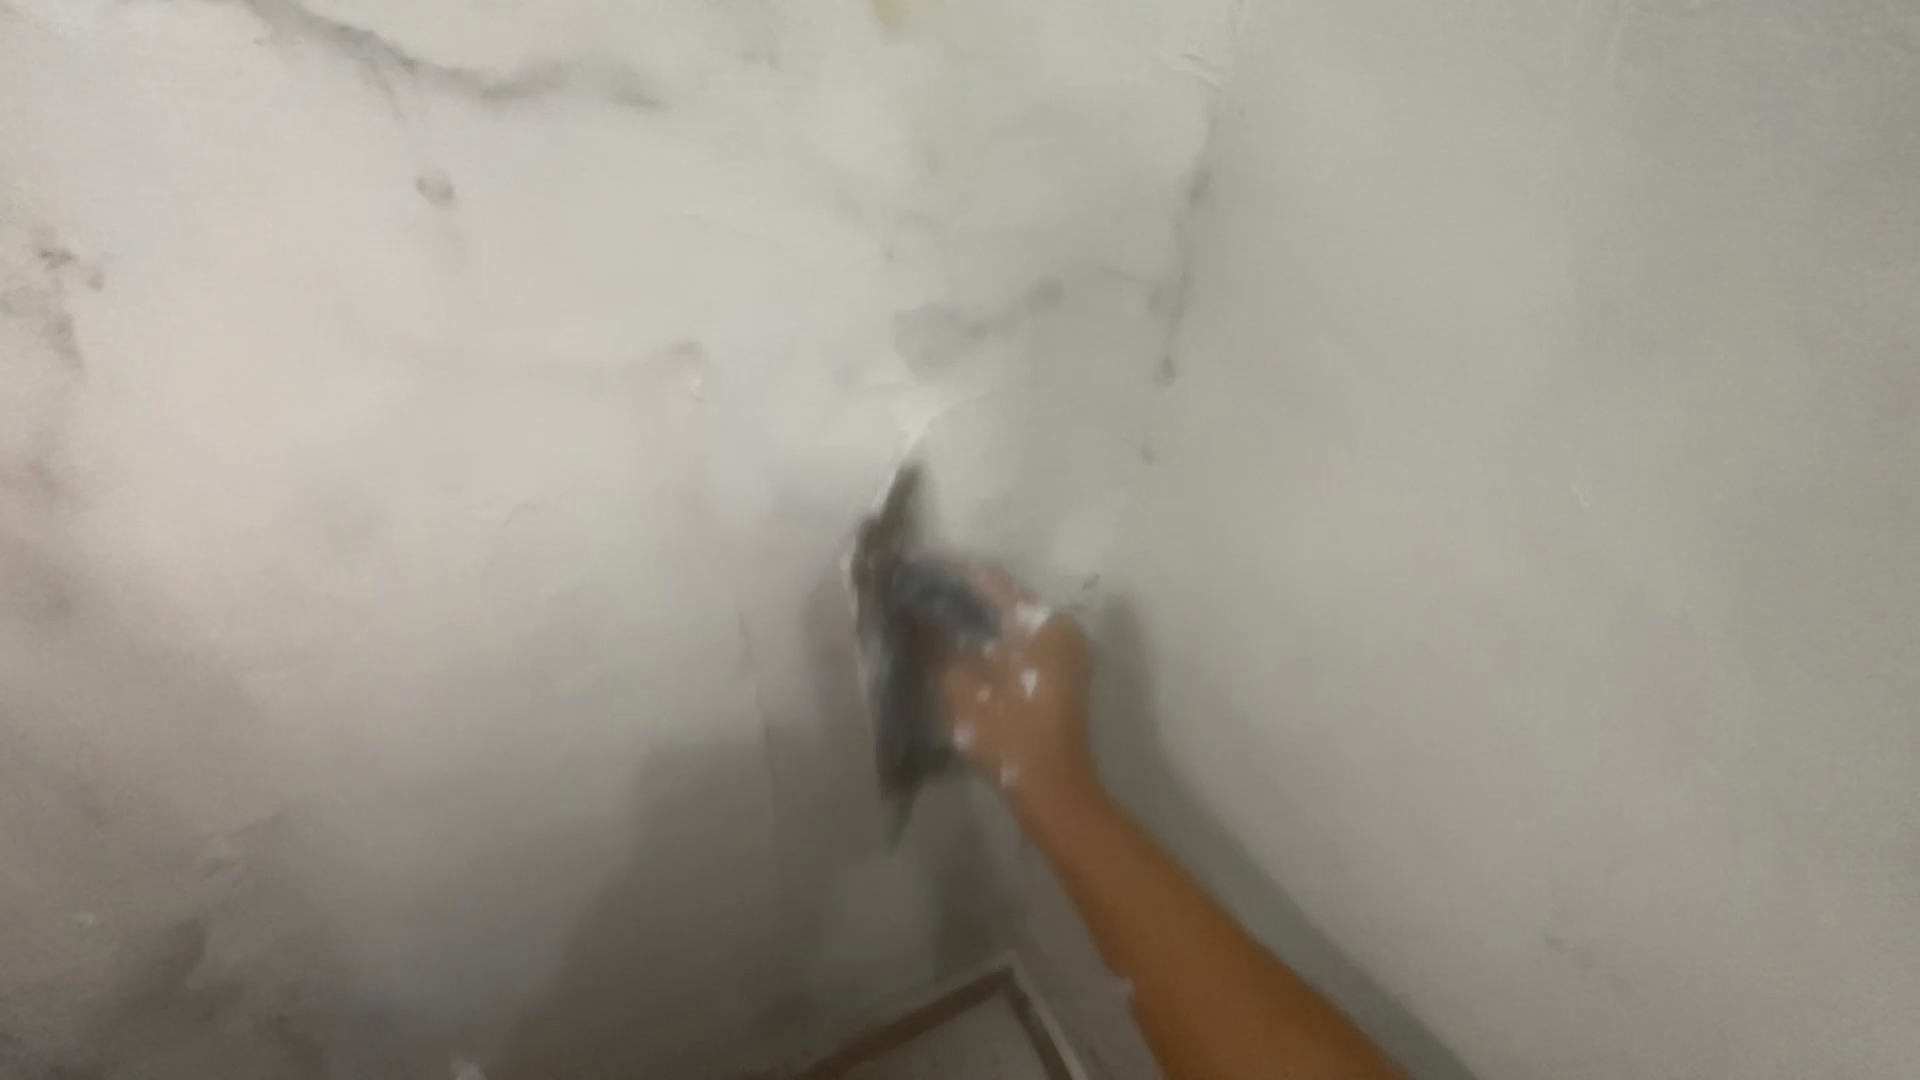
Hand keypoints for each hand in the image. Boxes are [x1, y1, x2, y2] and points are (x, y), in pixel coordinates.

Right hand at [934, 561, 1095, 797]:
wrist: (1054, 787)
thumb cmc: (1009, 733)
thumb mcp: (963, 688)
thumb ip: (938, 644)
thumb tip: (917, 615)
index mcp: (1042, 622)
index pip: (992, 579)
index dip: (953, 571)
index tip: (920, 566)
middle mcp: (1061, 626)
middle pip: (1005, 596)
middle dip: (964, 593)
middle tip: (923, 590)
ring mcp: (1067, 649)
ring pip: (1014, 618)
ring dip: (978, 615)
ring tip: (936, 613)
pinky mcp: (1063, 670)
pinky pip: (1024, 638)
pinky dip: (994, 636)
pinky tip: (963, 642)